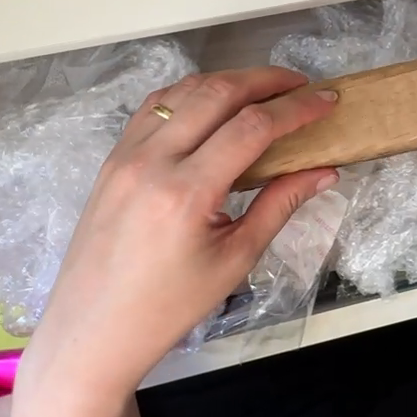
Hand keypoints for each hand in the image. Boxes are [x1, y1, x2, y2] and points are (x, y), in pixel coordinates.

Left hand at [14, 68, 338, 404]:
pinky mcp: (112, 158)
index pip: (252, 127)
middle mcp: (152, 161)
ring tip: (265, 90)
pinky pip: (155, 106)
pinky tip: (216, 104)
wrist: (89, 336)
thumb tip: (326, 171)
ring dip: (230, 81)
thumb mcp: (235, 260)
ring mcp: (125, 155)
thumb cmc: (168, 307)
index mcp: (185, 192)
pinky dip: (192, 93)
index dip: (296, 107)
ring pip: (185, 90)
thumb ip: (281, 204)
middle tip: (302, 85)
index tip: (327, 100)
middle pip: (218, 92)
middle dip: (266, 80)